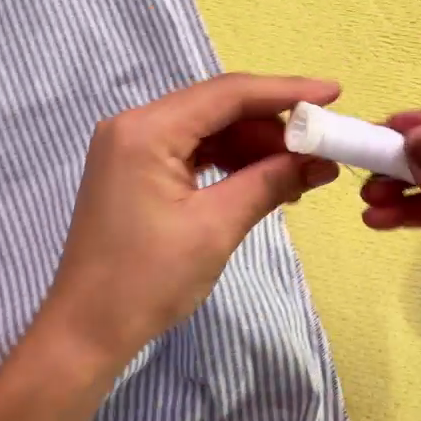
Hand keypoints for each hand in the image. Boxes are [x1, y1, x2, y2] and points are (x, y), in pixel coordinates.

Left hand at [41, 74, 342, 369]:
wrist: (87, 328)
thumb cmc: (147, 280)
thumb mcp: (216, 227)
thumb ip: (269, 182)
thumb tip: (322, 161)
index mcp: (146, 130)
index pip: (226, 94)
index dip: (284, 91)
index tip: (334, 92)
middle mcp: (132, 124)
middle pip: (214, 106)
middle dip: (270, 125)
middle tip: (319, 149)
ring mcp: (127, 146)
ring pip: (203, 128)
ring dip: (249, 145)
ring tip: (295, 173)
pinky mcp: (130, 169)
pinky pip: (187, 150)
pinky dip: (224, 161)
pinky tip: (258, 179)